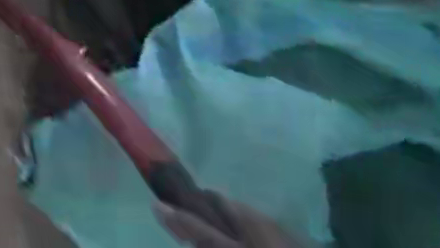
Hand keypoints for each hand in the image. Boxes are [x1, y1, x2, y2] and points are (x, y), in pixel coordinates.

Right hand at [152, 194, 309, 247]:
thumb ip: (193, 228)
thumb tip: (156, 203)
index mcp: (249, 214)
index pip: (210, 197)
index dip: (192, 210)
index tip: (183, 232)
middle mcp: (267, 222)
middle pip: (226, 218)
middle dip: (210, 232)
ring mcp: (284, 242)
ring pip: (243, 238)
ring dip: (225, 244)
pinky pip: (258, 247)